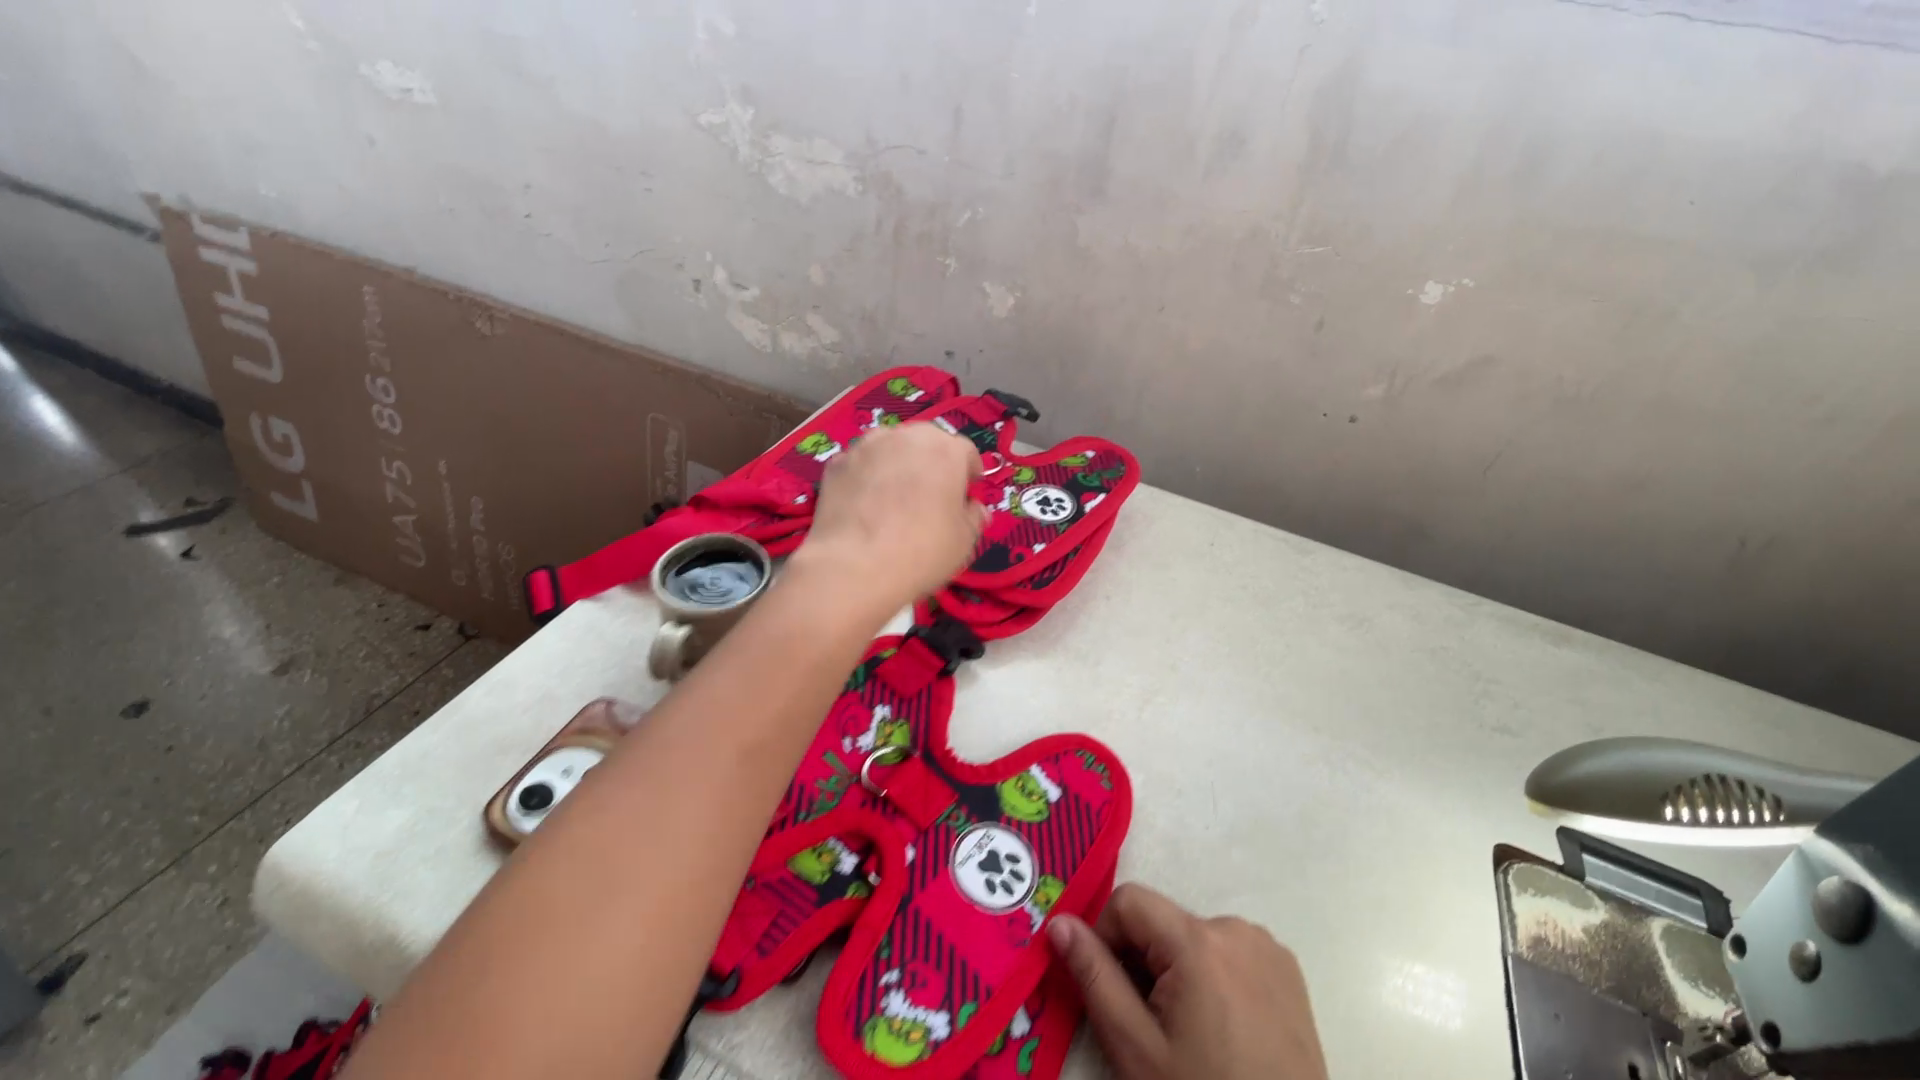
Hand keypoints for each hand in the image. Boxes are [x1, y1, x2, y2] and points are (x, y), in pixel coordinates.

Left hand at [790, 422, 986, 615]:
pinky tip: (865, 506)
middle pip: (926, 442)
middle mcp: (906, 436)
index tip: (966, 494)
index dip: (969, 473)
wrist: (853, 567)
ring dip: (897, 465)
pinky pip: (861, 465)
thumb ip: (974, 517)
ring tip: (894, 497)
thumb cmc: (921, 551)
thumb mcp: (964, 542)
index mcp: (945, 449)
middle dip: (932, 463)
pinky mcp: (836, 463)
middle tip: (931, 495)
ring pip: (890, 448)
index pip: (966, 452)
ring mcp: (866, 446)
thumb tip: (973, 508)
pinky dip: (867, 478)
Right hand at [1046, 884, 1326, 1079]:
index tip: (1109, 987)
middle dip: (1141, 960)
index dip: (1105, 936)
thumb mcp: (1135, 1045)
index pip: (1128, 901)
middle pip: (1161, 921)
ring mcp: (1267, 947)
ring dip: (1175, 968)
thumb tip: (1059, 922)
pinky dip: (1211, 976)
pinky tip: (1220, 1026)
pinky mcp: (1287, 969)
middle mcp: (1236, 928)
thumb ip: (1093, 975)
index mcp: (1197, 940)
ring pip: (1192, 937)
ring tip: (1187, 1029)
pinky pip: (1228, 952)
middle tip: (1146, 1021)